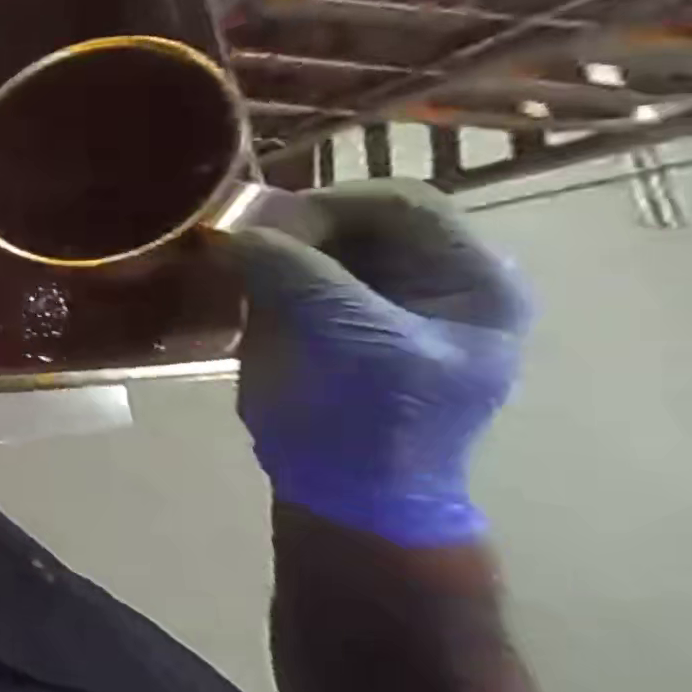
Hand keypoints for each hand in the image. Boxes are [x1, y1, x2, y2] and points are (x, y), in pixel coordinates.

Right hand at [228, 179, 531, 545]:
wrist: (340, 488)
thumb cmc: (370, 422)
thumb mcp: (349, 342)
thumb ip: (296, 276)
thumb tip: (225, 231)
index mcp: (467, 279)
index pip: (402, 204)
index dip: (330, 203)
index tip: (261, 225)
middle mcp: (423, 277)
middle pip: (356, 219)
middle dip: (292, 225)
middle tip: (234, 242)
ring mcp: (369, 297)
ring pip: (317, 243)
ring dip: (268, 246)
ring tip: (224, 258)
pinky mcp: (323, 317)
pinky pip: (289, 273)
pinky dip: (256, 269)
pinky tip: (227, 278)